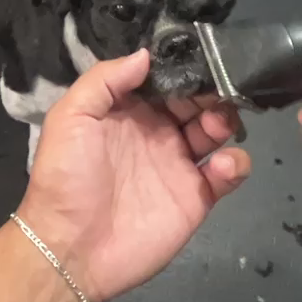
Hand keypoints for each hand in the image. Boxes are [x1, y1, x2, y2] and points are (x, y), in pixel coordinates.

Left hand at [16, 49, 249, 301]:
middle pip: (192, 101)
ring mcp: (177, 163)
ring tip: (218, 124)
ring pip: (214, 131)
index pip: (160, 79)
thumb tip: (146, 54)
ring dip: (224, 120)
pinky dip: (235, 164)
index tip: (198, 56)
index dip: (178, 68)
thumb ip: (105, 80)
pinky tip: (222, 164)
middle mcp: (154, 131)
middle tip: (220, 87)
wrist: (72, 247)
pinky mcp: (196, 197)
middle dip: (209, 90)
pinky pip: (226, 174)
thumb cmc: (66, 175)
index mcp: (125, 109)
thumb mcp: (71, 116)